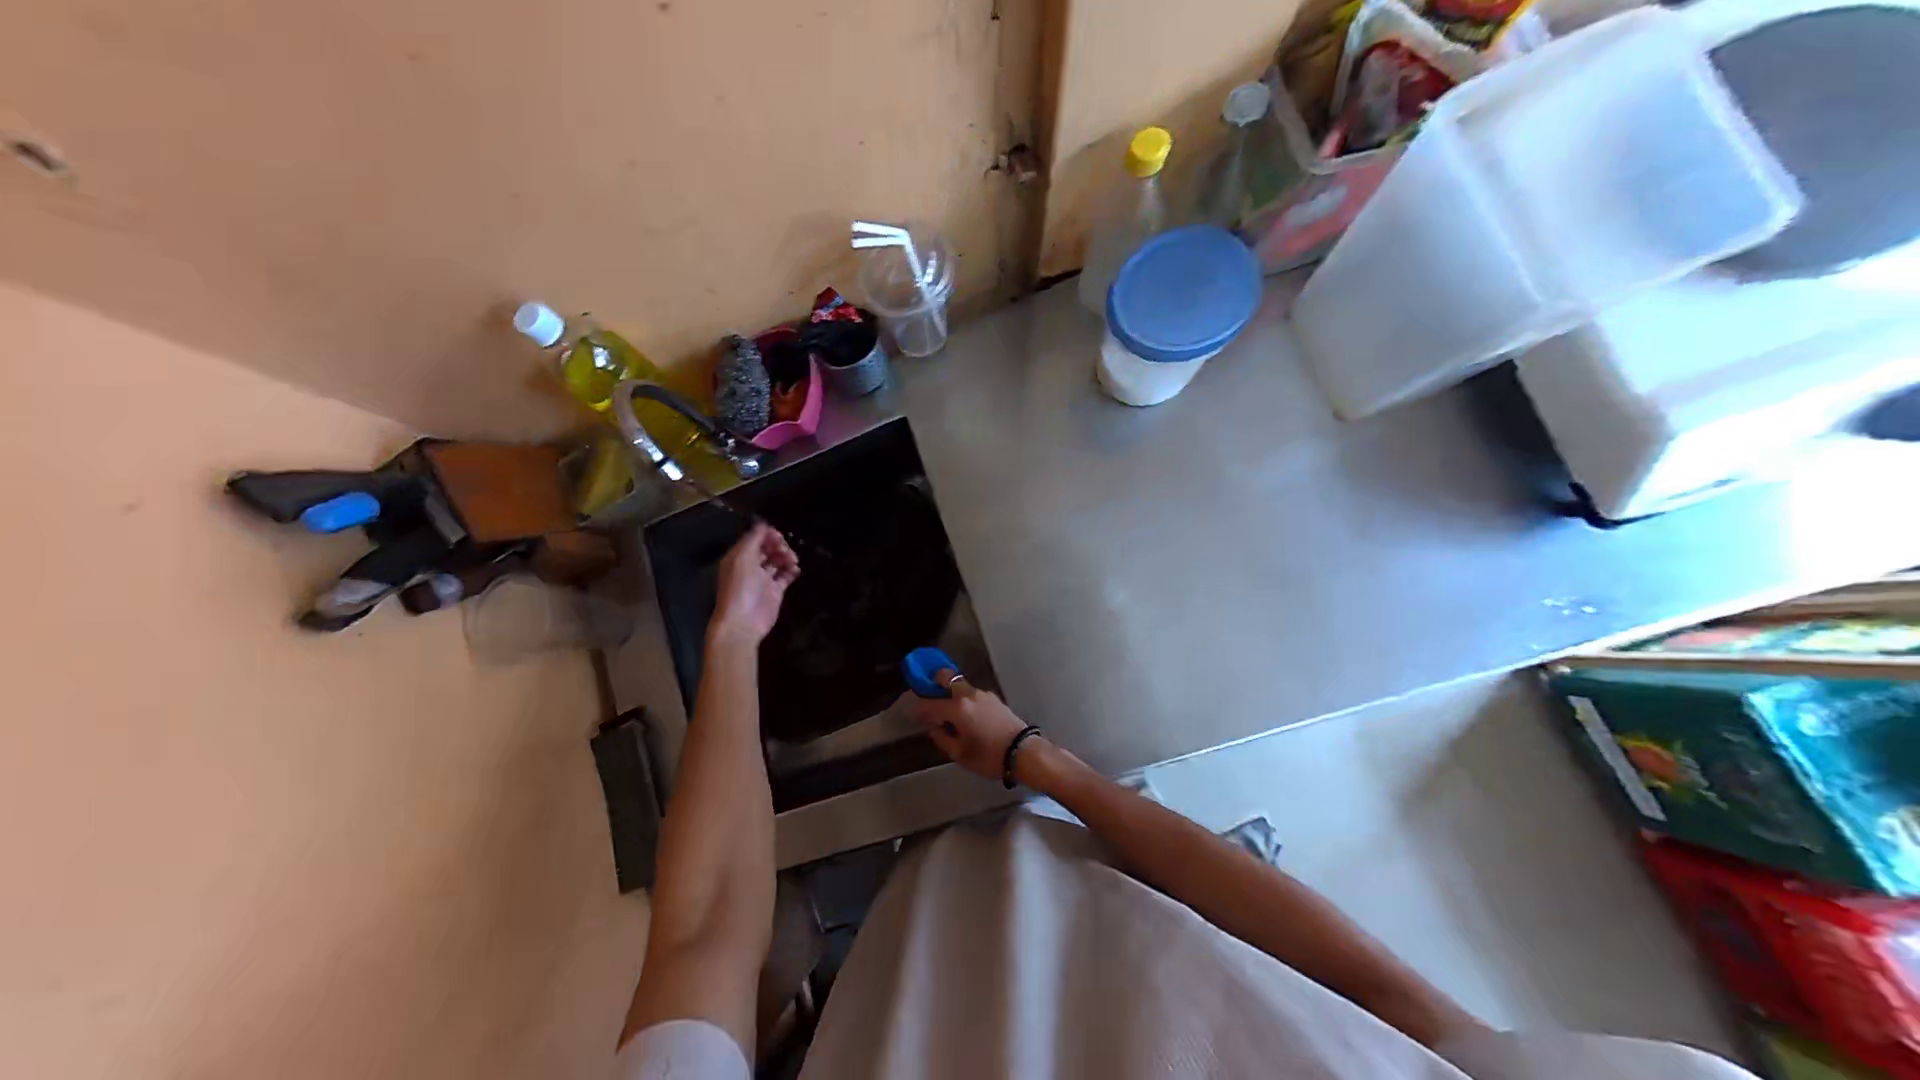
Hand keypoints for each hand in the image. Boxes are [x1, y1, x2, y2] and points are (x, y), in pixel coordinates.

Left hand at [708, 522, 798, 647]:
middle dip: (779, 546)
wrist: (743, 621)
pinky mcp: (775, 592)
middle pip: (767, 549)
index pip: (755, 539)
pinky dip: (791, 571)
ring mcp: (763, 579)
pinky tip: (796, 569)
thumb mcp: (743, 557)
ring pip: (777, 561)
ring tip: (793, 561)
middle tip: (785, 550)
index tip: (779, 537)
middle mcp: (750, 566)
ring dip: (786, 557)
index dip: (767, 535)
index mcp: (739, 556)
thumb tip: (764, 524)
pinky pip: (785, 576)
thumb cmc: (740, 587)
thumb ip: (754, 538)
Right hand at [905, 671, 1033, 780]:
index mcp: (957, 708)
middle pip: (946, 677)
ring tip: (948, 712)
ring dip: (950, 692)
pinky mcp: (994, 699)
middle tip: (927, 694)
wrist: (1023, 752)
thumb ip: (942, 737)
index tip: (912, 712)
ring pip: (960, 686)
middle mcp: (969, 695)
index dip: (918, 708)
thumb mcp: (959, 753)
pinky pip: (972, 694)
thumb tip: (933, 726)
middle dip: (933, 681)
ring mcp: (983, 694)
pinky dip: (964, 699)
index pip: (930, 703)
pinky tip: (965, 715)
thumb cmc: (989, 756)